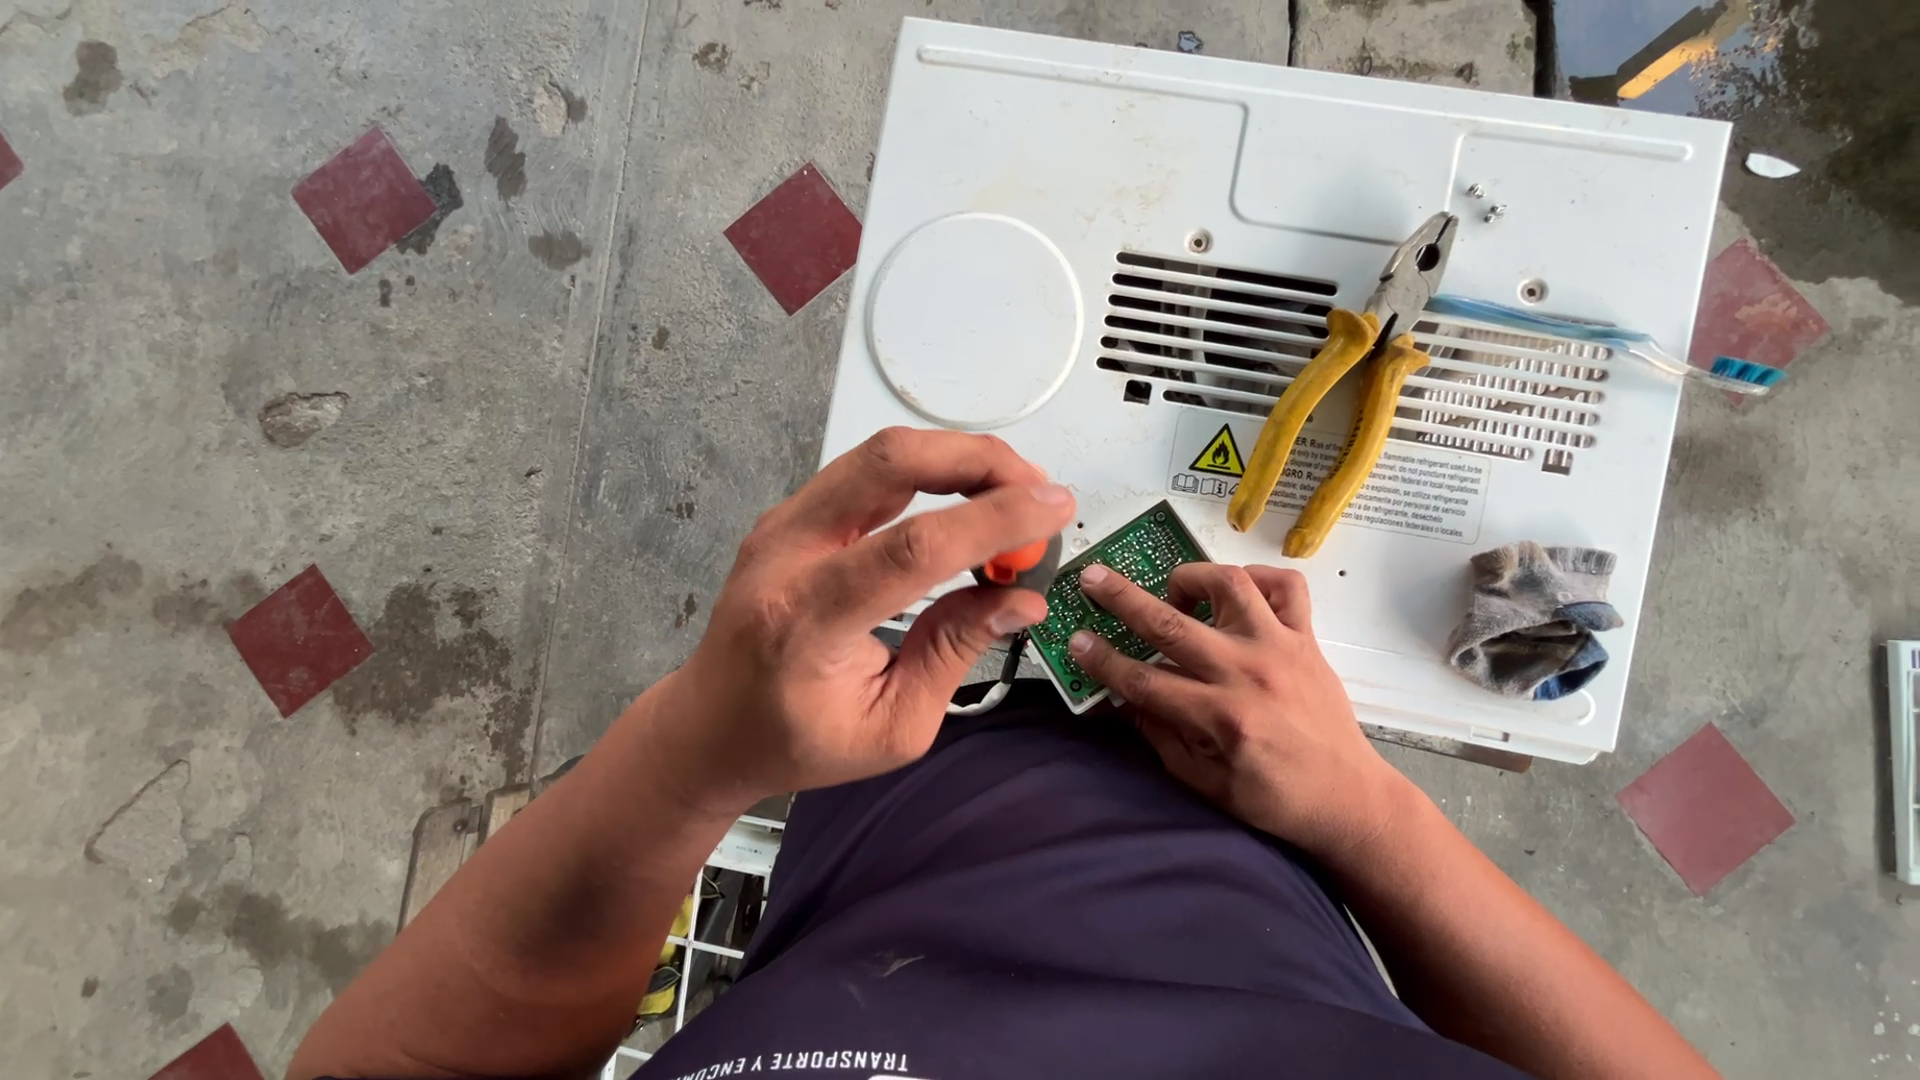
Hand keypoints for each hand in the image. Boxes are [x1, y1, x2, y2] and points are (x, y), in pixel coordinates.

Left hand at [642, 427, 1074, 817]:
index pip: (914, 548)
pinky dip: (928, 470)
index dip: (994, 521)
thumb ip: (955, 652)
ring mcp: (782, 523)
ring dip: (957, 457)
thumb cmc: (795, 742)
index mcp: (807, 621)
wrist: (710, 724)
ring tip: (1012, 490)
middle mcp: (786, 553)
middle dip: (978, 460)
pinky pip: (867, 468)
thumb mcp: (891, 726)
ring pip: (880, 452)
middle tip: (1037, 488)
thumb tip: (1022, 598)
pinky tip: (964, 495)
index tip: (1056, 509)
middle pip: (889, 462)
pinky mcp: (790, 514)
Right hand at [1068, 562, 1406, 860]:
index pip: (1144, 681)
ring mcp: (1281, 648)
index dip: (1102, 661)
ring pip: (1230, 585)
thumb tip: (1119, 696)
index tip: (1075, 641)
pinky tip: (1236, 592)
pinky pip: (1285, 586)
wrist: (1349, 798)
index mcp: (1221, 718)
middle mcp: (1248, 673)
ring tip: (1172, 589)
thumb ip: (1158, 734)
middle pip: (1171, 624)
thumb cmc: (1272, 798)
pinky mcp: (1307, 639)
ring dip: (1191, 578)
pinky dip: (1257, 578)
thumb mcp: (1203, 781)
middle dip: (1122, 598)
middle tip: (1093, 578)